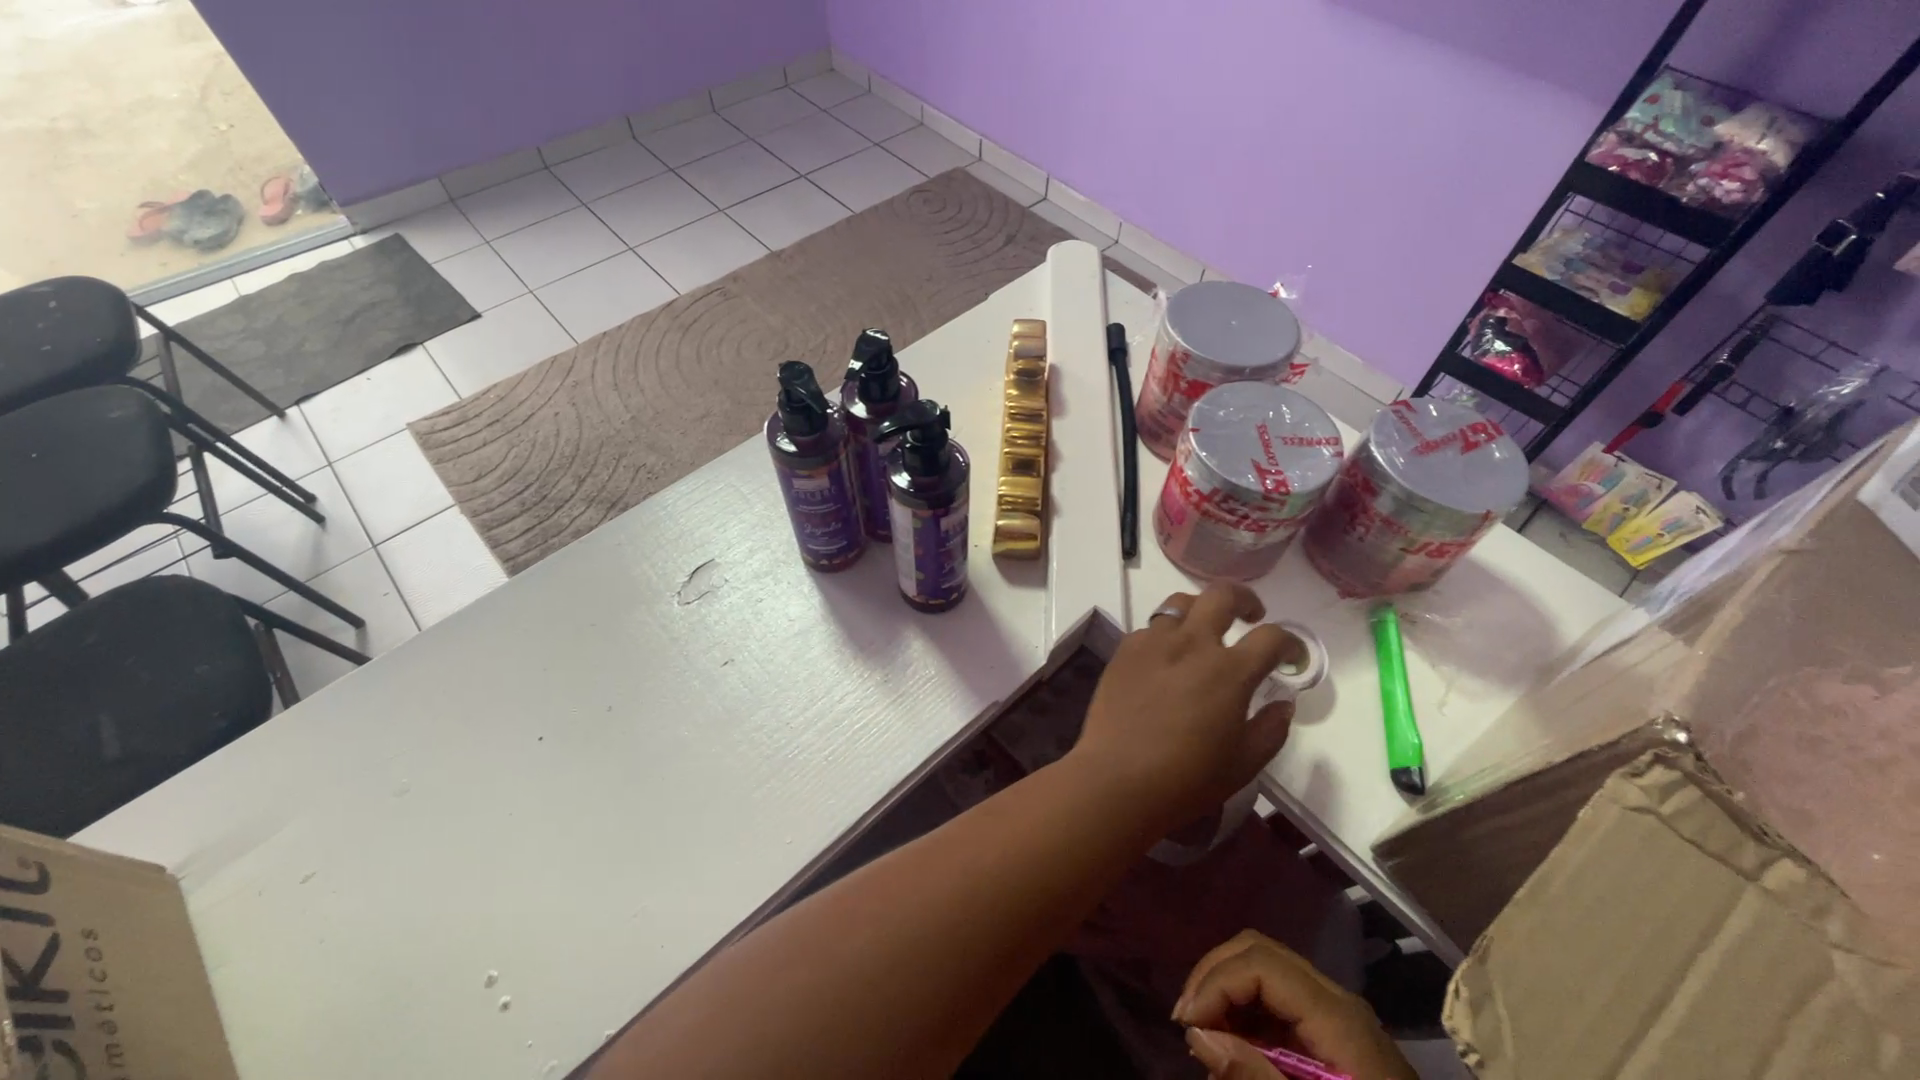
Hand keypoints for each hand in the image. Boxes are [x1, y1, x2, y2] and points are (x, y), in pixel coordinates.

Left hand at [1066, 583, 1302, 831]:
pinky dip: (1165, 634)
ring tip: (1204, 630)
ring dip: (1200, 609)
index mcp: (1229, 671)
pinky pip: (1149, 628)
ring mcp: (1153, 643)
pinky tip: (1166, 657)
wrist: (1117, 780)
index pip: (1272, 637)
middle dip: (1244, 599)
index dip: (1291, 643)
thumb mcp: (1244, 763)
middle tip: (1251, 616)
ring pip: (1180, 603)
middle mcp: (1192, 644)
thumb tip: (1284, 704)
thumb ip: (1271, 729)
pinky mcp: (1123, 652)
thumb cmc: (1186, 778)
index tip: (1292, 657)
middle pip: (1222, 595)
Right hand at [1174, 931, 1415, 1079]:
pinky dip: (1243, 1014)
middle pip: (1259, 951)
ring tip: (1206, 1041)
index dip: (1215, 983)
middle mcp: (1335, 999)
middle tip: (1187, 1025)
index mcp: (1337, 1016)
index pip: (1261, 963)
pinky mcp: (1330, 1034)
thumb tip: (1197, 1035)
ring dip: (1225, 994)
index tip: (1186, 1026)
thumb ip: (1257, 1079)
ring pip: (1263, 969)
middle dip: (1213, 978)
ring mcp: (1334, 1014)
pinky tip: (1234, 1051)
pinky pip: (1275, 1000)